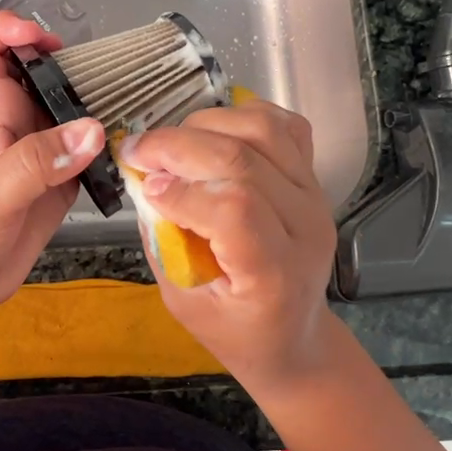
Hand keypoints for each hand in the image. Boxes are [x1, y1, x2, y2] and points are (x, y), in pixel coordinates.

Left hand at [0, 11, 105, 320]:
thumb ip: (36, 163)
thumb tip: (92, 129)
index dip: (4, 31)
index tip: (40, 38)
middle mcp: (14, 130)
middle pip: (34, 76)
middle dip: (64, 62)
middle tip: (105, 72)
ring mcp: (36, 159)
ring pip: (63, 112)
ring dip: (91, 102)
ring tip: (129, 102)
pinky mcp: (54, 187)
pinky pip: (82, 153)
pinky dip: (102, 147)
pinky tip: (126, 150)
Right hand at [121, 100, 337, 389]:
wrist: (292, 334)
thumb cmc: (234, 328)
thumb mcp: (183, 303)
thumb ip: (164, 243)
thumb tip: (145, 185)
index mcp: (274, 273)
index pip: (236, 210)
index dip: (183, 190)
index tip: (144, 187)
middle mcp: (305, 226)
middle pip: (244, 159)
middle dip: (178, 147)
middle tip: (137, 152)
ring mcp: (314, 195)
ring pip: (263, 130)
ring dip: (205, 125)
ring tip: (170, 144)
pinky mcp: (312, 176)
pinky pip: (283, 125)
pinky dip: (241, 116)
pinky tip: (209, 134)